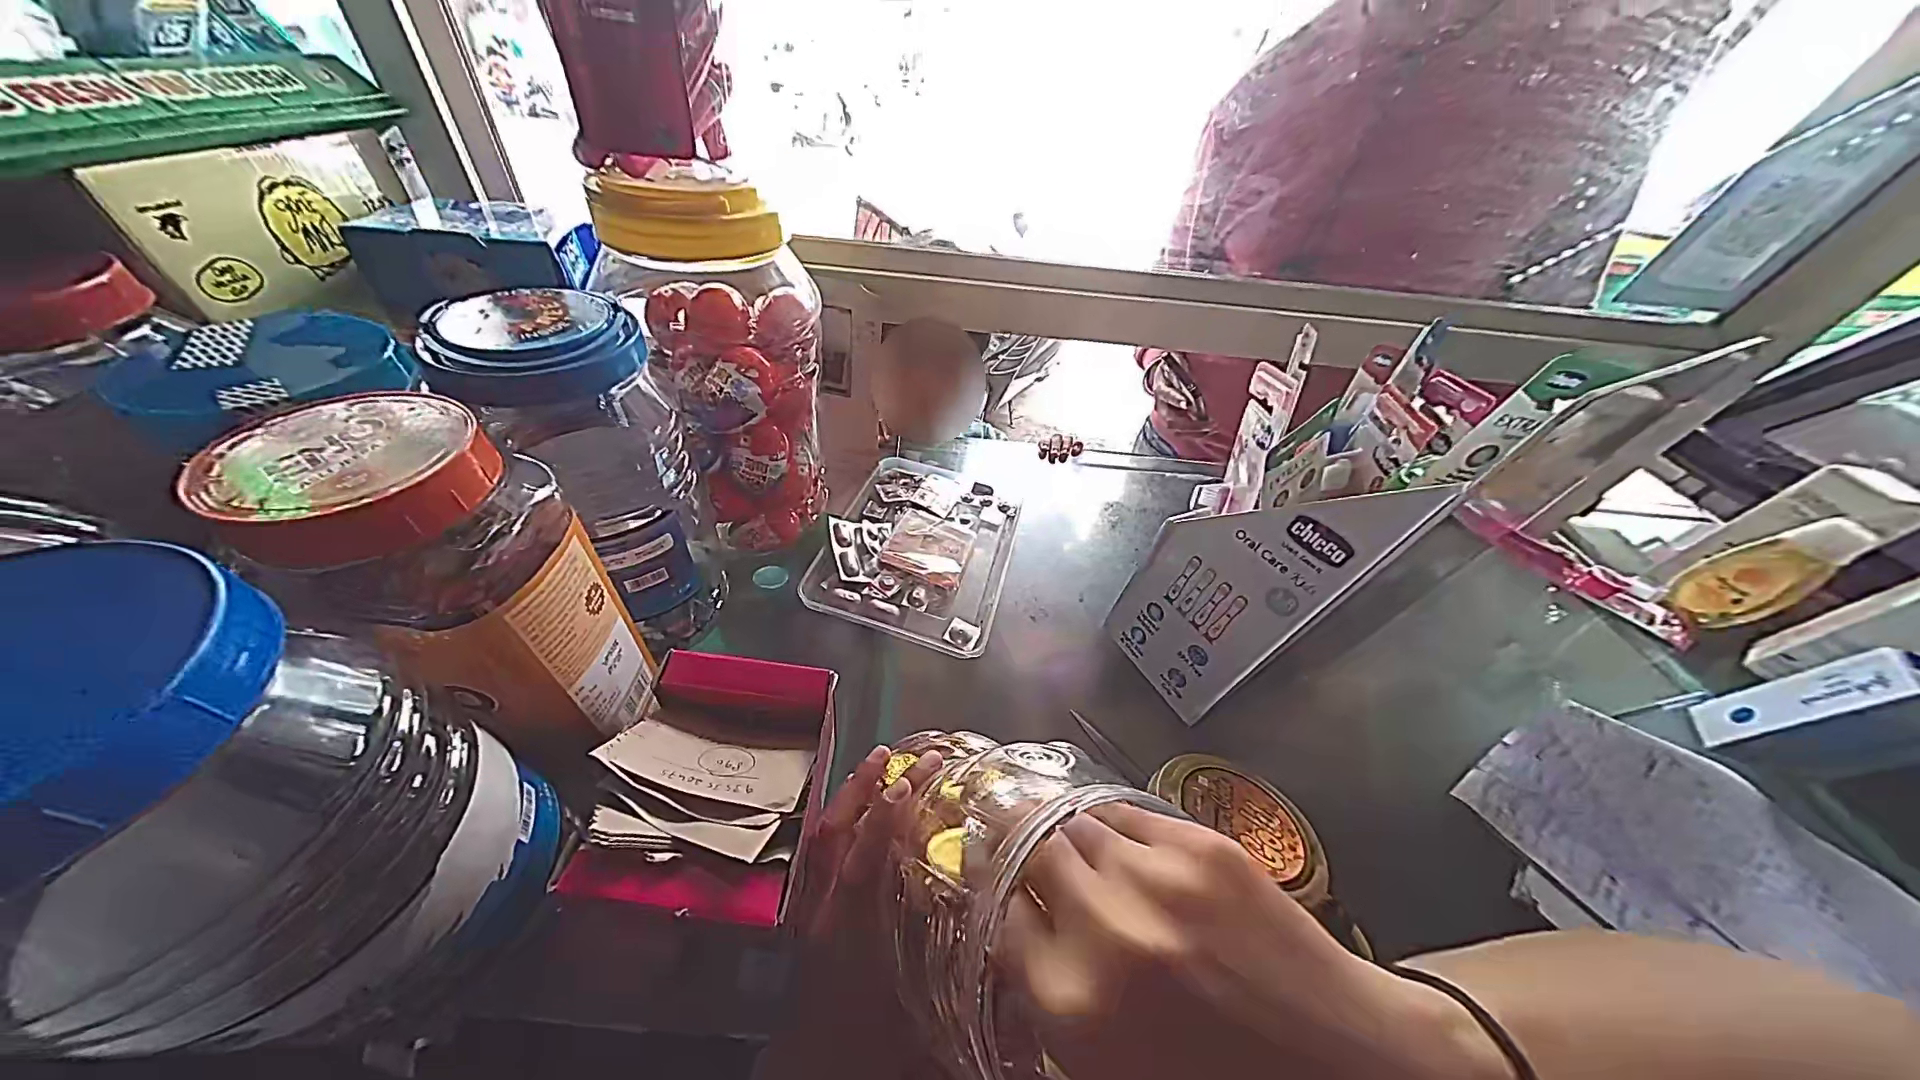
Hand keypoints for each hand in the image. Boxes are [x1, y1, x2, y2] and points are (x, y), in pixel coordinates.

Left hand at [759, 745, 944, 1079]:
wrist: (812, 1068)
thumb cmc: (864, 1047)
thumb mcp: (917, 1031)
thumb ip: (961, 1004)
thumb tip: (1015, 995)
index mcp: (847, 940)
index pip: (860, 868)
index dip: (882, 824)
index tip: (908, 786)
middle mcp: (824, 914)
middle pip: (835, 837)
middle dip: (865, 789)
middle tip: (897, 756)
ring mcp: (810, 907)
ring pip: (822, 837)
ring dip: (850, 794)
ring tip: (876, 761)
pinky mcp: (807, 906)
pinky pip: (818, 848)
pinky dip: (839, 815)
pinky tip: (857, 799)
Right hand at [996, 804, 1514, 1079]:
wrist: (1347, 1063)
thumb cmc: (1211, 1078)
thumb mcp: (1105, 1061)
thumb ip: (1048, 988)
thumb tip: (1011, 917)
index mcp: (1073, 1001)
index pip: (994, 911)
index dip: (985, 886)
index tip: (984, 872)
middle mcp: (1106, 926)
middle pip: (1024, 844)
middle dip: (1010, 836)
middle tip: (1009, 834)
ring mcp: (1158, 876)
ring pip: (1074, 820)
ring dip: (1064, 831)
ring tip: (1069, 842)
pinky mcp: (1204, 845)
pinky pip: (1128, 817)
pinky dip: (1115, 830)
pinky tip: (1125, 848)